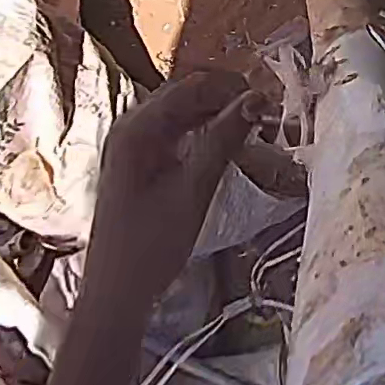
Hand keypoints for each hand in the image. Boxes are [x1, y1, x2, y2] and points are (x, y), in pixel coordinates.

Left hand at [93, 71, 264, 305]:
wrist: (115, 298)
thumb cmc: (150, 245)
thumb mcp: (194, 189)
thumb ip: (225, 138)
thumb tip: (257, 98)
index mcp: (137, 127)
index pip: (194, 87)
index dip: (234, 87)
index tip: (269, 99)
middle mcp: (132, 125)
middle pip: (189, 93)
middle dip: (228, 97)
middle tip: (267, 112)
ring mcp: (135, 141)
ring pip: (187, 109)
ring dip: (220, 111)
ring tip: (256, 123)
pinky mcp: (143, 157)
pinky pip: (180, 128)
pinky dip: (207, 127)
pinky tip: (231, 139)